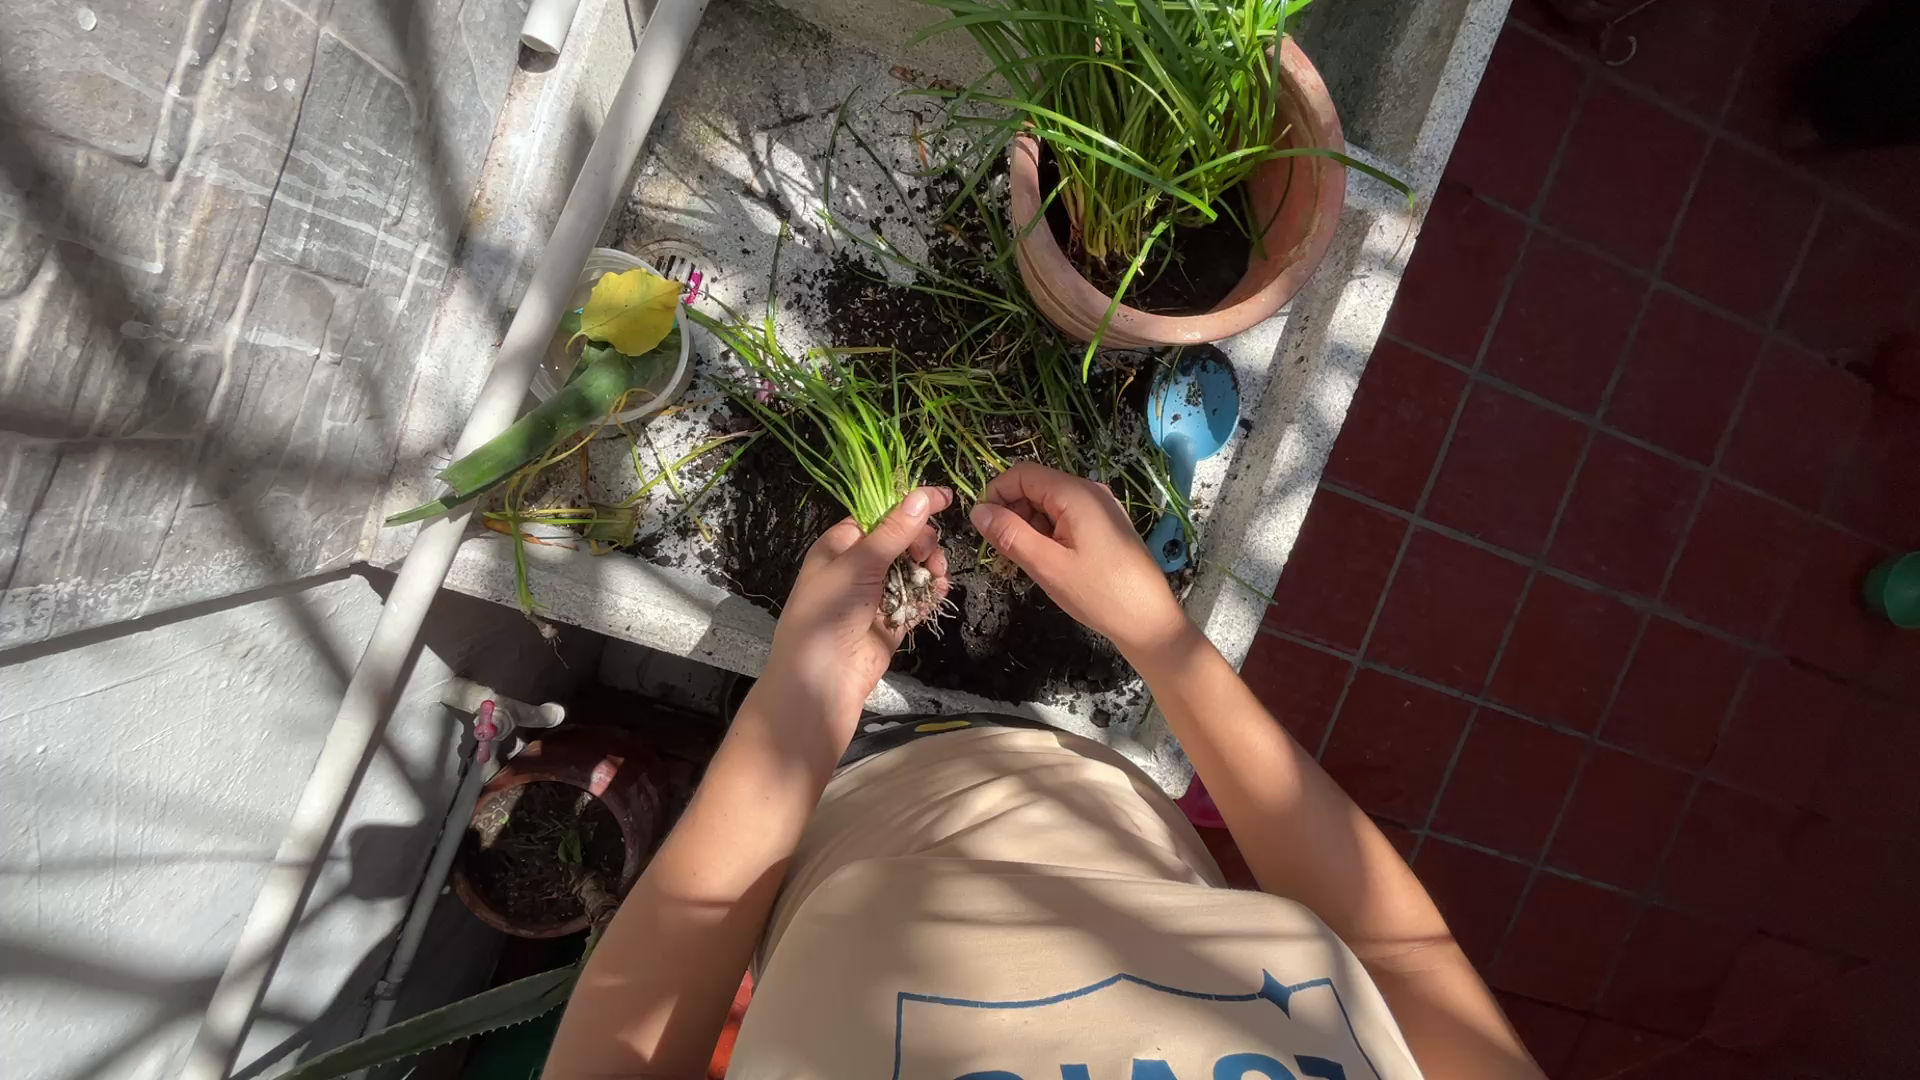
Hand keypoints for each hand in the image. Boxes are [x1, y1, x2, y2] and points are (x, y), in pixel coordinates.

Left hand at [757, 486, 953, 726]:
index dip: (910, 506)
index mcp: (841, 545)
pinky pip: (918, 597)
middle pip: (902, 540)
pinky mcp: (894, 618)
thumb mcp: (860, 564)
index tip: (944, 499)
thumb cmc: (830, 611)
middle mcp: (859, 565)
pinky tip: (940, 589)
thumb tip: (923, 496)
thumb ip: (894, 531)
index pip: (880, 514)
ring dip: (930, 566)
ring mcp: (878, 593)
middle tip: (928, 554)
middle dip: (922, 542)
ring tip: (937, 574)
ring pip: (914, 568)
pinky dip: (931, 591)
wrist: (823, 678)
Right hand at [968, 463, 1189, 659]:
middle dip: (1012, 511)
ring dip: (1029, 525)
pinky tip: (1049, 562)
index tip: (983, 527)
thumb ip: (1009, 534)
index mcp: (1076, 493)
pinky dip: (1048, 533)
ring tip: (1028, 560)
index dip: (996, 494)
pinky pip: (1065, 518)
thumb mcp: (1046, 565)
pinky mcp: (1105, 526)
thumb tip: (978, 511)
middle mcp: (1089, 491)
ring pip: (1049, 504)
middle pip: (1036, 486)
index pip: (1022, 474)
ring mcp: (1100, 508)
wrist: (1149, 620)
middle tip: (1004, 550)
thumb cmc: (1098, 593)